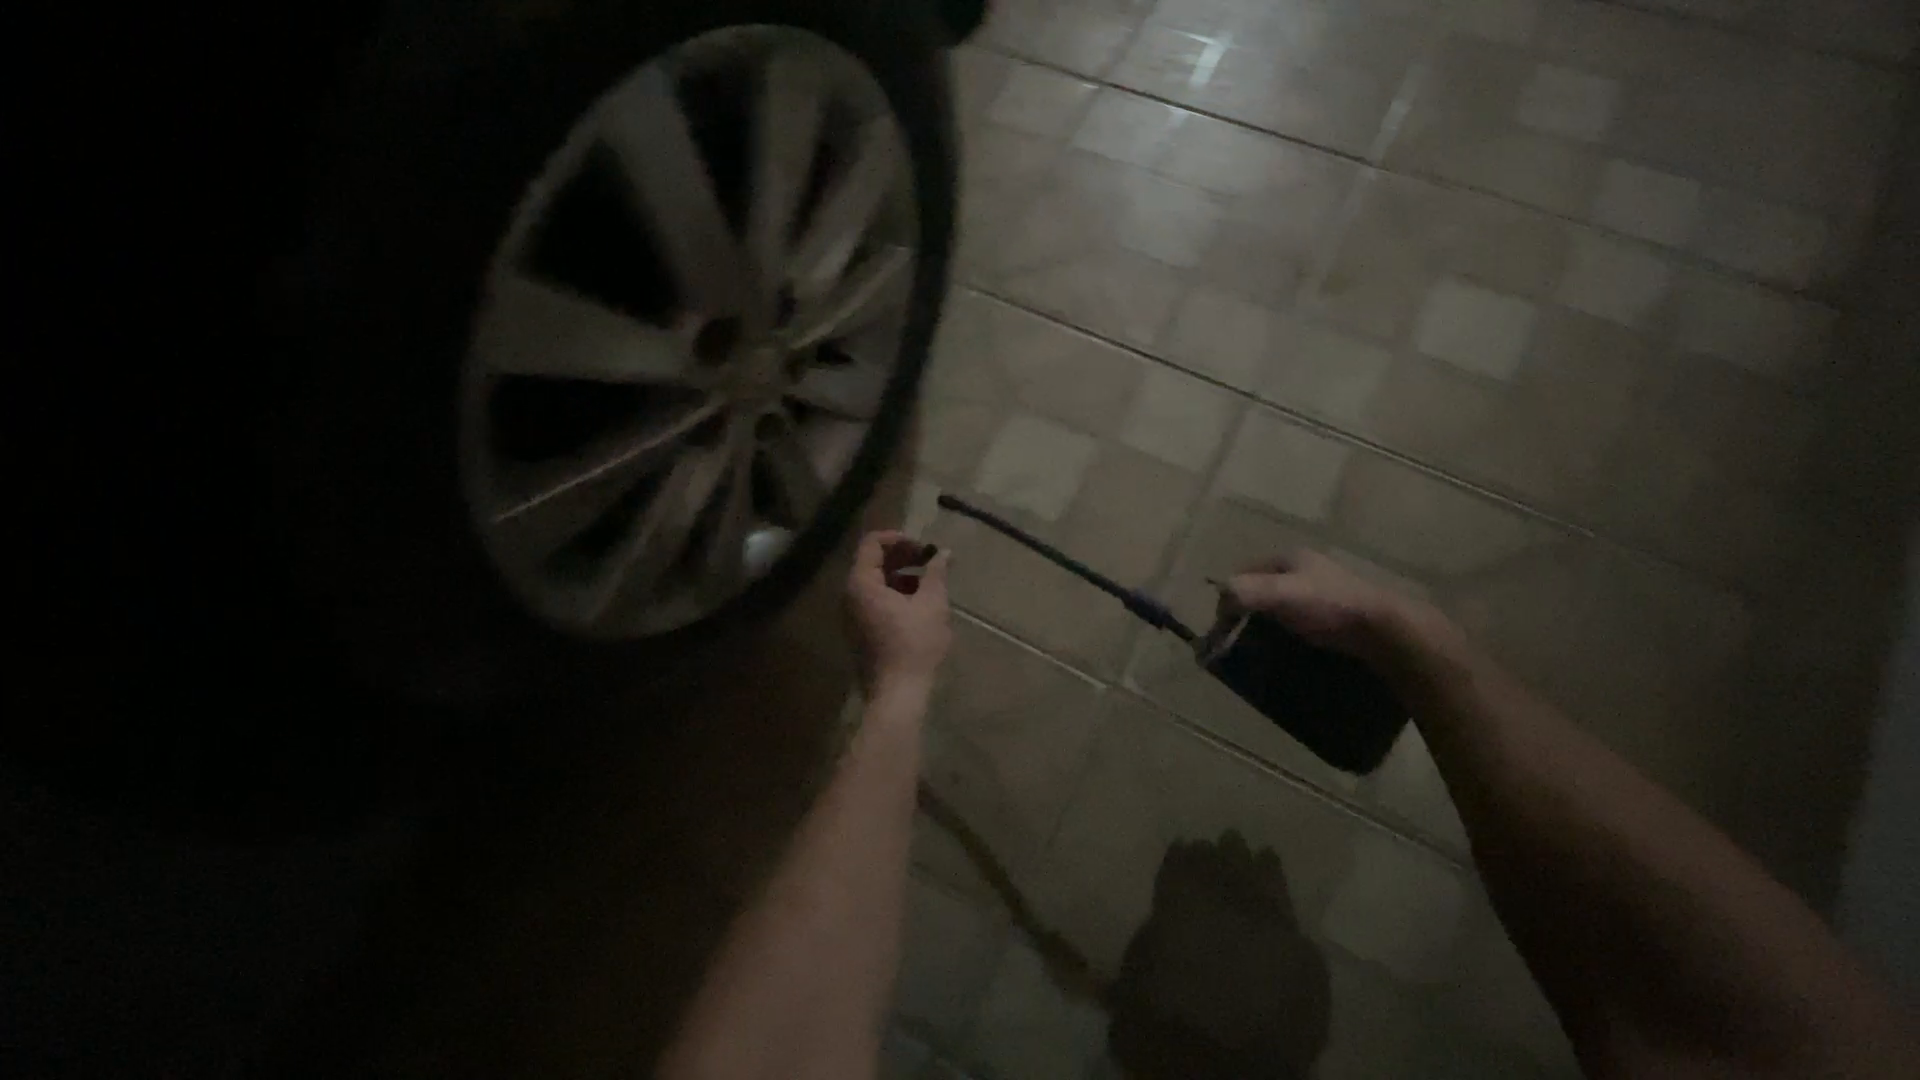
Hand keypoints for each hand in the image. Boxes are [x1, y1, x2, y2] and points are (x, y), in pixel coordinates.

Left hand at [846, 530, 951, 694]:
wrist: (897, 693)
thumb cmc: (915, 645)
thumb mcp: (932, 604)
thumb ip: (936, 573)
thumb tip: (945, 553)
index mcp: (861, 584)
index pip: (873, 543)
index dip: (900, 538)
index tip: (925, 548)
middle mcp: (850, 595)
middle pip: (872, 561)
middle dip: (903, 556)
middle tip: (931, 562)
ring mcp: (852, 614)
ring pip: (875, 582)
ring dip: (902, 575)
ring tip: (930, 583)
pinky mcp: (859, 630)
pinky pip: (874, 600)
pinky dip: (895, 593)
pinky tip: (919, 604)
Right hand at [1223, 550, 1430, 660]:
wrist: (1383, 630)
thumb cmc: (1330, 606)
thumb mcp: (1281, 592)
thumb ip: (1246, 591)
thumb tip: (1220, 598)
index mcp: (1290, 558)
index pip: (1245, 572)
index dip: (1229, 595)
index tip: (1221, 625)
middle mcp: (1305, 571)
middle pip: (1261, 590)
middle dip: (1246, 612)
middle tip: (1237, 640)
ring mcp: (1322, 593)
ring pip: (1279, 607)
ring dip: (1265, 626)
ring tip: (1258, 650)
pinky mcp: (1335, 616)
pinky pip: (1298, 623)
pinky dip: (1286, 635)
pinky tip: (1285, 651)